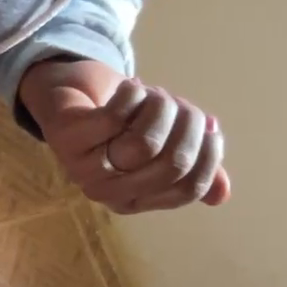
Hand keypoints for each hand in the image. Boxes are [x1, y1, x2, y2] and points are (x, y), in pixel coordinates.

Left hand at [21, 57, 230, 214]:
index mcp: (133, 198)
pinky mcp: (67, 141)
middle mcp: (106, 192)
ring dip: (163, 108)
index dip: (210, 155)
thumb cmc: (125, 124)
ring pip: (144, 144)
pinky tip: (131, 88)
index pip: (188, 189)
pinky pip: (114, 119)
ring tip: (155, 95)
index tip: (210, 129)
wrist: (72, 98)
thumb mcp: (166, 142)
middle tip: (180, 105)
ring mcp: (83, 168)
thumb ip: (191, 166)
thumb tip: (220, 196)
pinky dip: (134, 94)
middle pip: (173, 166)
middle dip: (191, 126)